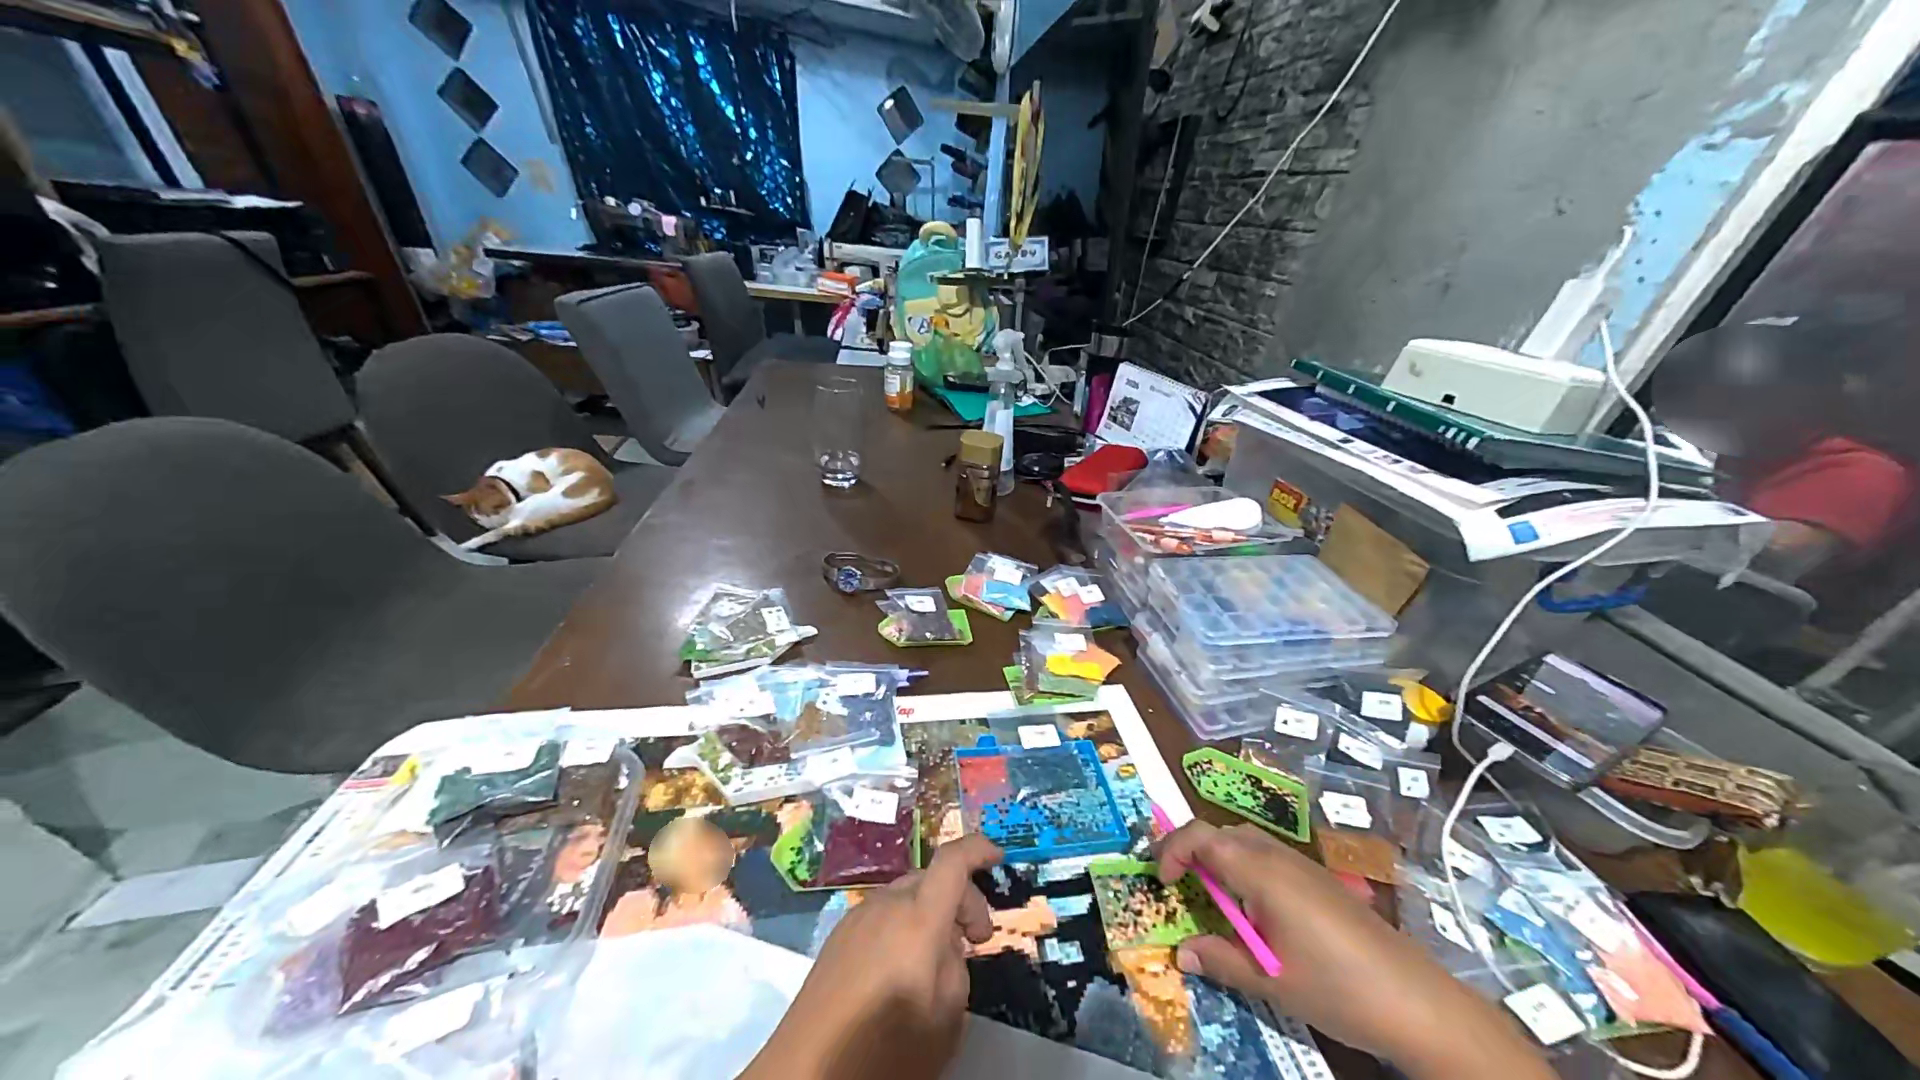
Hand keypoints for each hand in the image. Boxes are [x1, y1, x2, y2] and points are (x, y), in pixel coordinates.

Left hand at [740, 834, 1003, 1079]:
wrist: (809, 1068)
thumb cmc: (887, 1043)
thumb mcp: (947, 1015)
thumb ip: (957, 965)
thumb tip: (947, 944)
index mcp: (918, 917)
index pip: (953, 861)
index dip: (978, 850)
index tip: (998, 857)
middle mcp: (887, 904)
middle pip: (931, 878)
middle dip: (961, 898)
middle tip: (976, 940)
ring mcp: (858, 916)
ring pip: (906, 895)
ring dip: (931, 912)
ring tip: (938, 959)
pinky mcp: (839, 935)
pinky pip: (883, 913)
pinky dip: (904, 924)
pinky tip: (901, 967)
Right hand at [1157, 822, 1552, 1079]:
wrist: (1420, 1004)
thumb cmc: (1337, 988)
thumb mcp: (1270, 980)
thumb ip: (1219, 959)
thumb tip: (1180, 950)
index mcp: (1261, 871)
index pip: (1201, 836)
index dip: (1172, 850)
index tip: (1163, 882)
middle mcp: (1279, 856)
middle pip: (1221, 833)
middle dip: (1192, 851)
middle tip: (1179, 887)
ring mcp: (1303, 865)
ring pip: (1245, 841)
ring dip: (1219, 859)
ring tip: (1211, 899)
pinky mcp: (1320, 880)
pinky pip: (1268, 856)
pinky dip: (1244, 869)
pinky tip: (1253, 911)